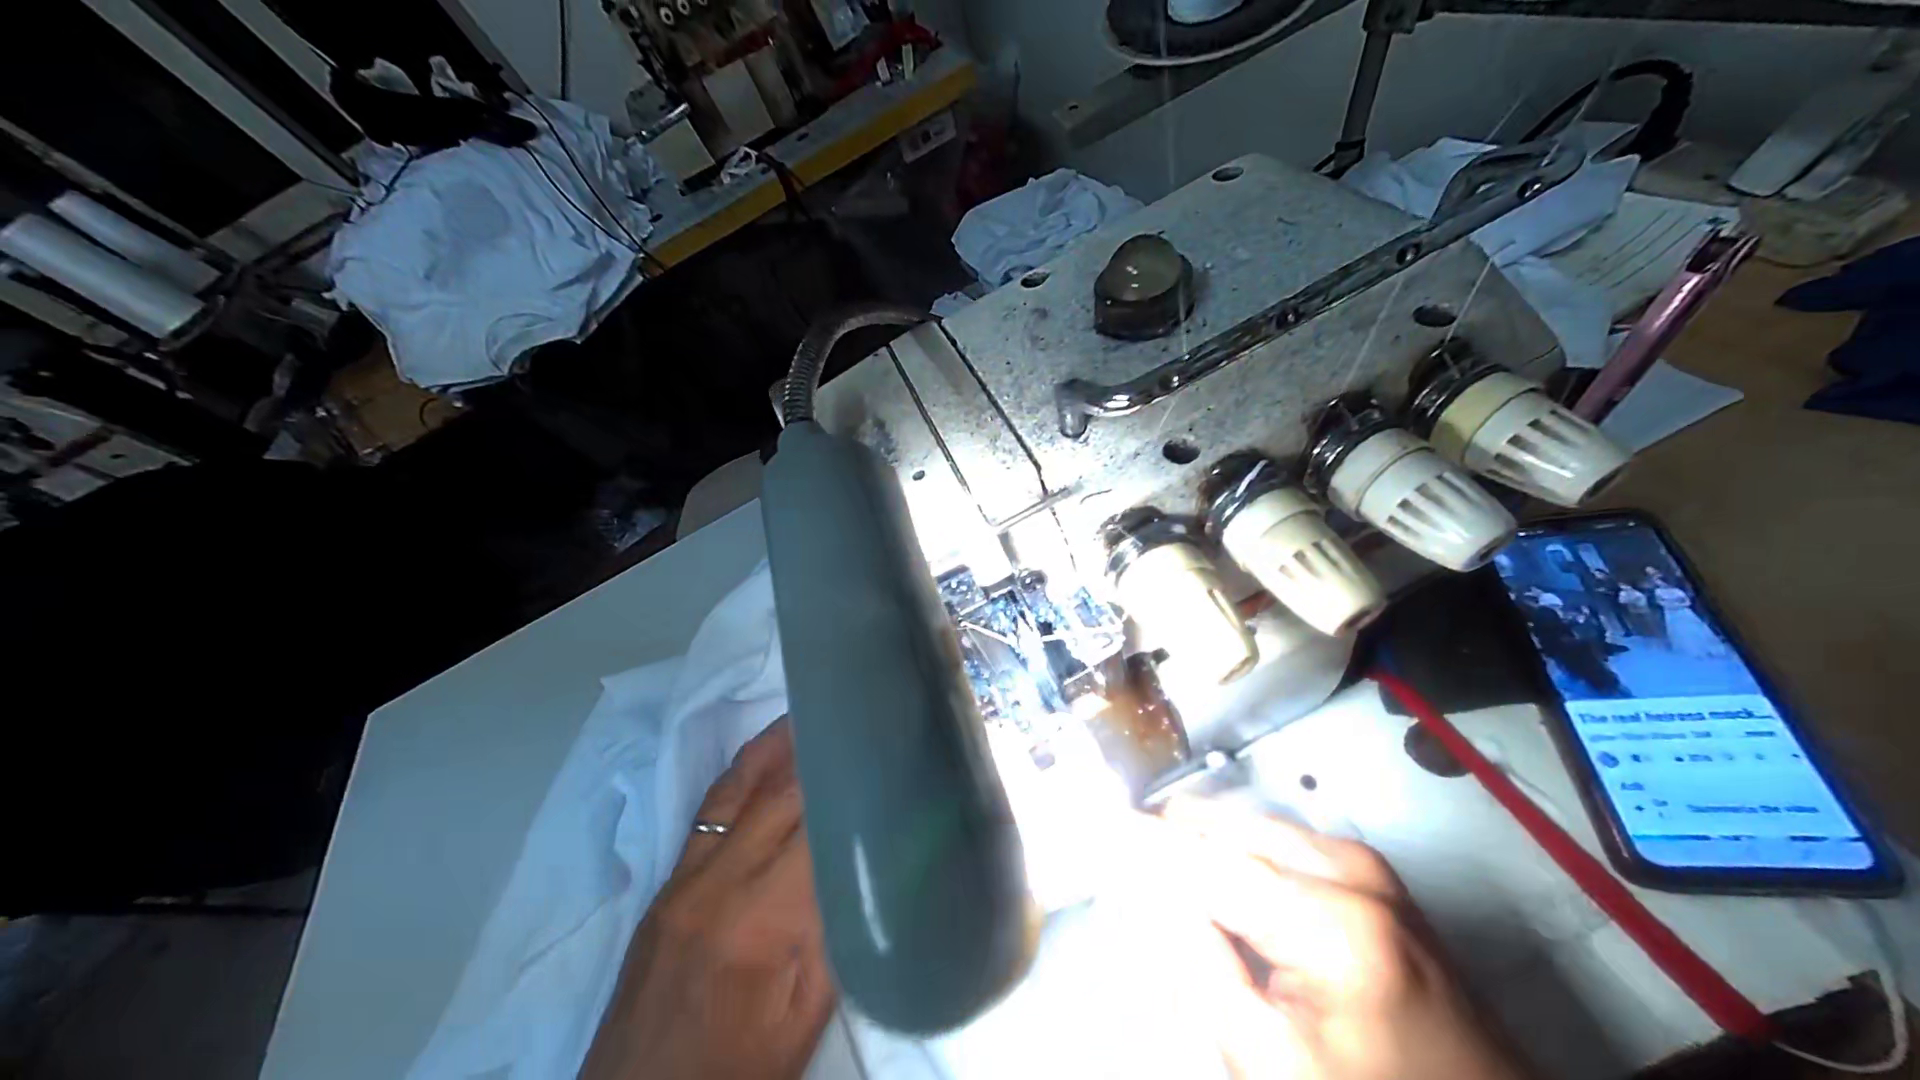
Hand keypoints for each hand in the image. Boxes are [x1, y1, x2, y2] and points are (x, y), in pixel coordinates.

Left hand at [580, 720, 834, 1079]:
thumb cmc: (737, 1072)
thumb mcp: (807, 1019)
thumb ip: (837, 934)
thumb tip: (865, 864)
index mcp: (762, 919)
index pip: (818, 826)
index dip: (853, 785)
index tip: (885, 755)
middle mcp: (718, 882)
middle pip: (781, 796)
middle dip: (824, 754)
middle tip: (861, 721)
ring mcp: (685, 878)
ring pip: (738, 789)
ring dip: (778, 746)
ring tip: (813, 713)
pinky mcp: (667, 884)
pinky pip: (709, 812)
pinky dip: (742, 773)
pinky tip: (764, 754)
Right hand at [1154, 798, 1530, 1079]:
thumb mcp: (1270, 1063)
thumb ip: (1193, 967)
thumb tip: (1134, 888)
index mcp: (1333, 922)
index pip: (1202, 860)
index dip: (1133, 841)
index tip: (1080, 826)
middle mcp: (1349, 868)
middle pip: (1220, 832)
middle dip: (1161, 849)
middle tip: (1117, 879)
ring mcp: (1363, 862)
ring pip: (1242, 829)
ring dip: (1194, 851)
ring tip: (1160, 890)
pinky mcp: (1366, 868)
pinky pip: (1272, 841)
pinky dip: (1230, 857)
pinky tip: (1215, 894)